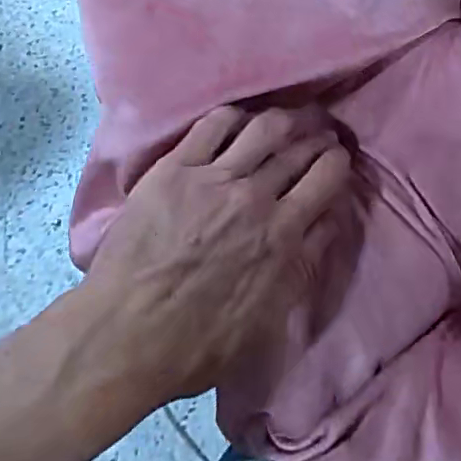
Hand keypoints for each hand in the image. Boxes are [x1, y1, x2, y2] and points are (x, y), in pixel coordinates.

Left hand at [78, 107, 353, 403]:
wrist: (122, 338)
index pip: (328, 175)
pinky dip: (235, 117)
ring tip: (286, 121)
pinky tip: (238, 122)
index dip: (338, 160)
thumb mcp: (268, 318)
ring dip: (284, 120)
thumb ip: (305, 263)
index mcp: (282, 232)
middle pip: (299, 148)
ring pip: (264, 127)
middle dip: (316, 136)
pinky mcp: (175, 169)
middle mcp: (255, 196)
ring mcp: (214, 178)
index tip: (337, 158)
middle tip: (318, 133)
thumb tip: (330, 220)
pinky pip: (214, 124)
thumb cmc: (198, 343)